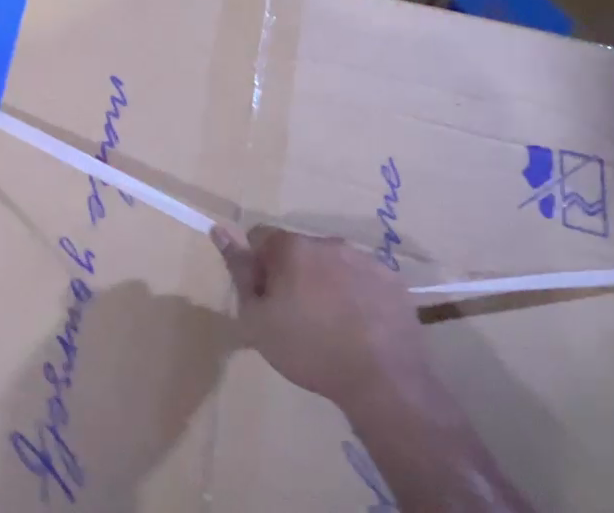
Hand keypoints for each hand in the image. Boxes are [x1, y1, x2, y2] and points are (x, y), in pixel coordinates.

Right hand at [211, 225, 430, 411]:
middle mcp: (329, 243)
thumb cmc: (308, 349)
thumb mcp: (256, 317)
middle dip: (292, 273)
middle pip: (297, 249)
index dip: (256, 266)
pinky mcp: (394, 282)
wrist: (383, 382)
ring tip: (331, 324)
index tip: (265, 298)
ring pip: (331, 263)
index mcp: (292, 247)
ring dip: (324, 282)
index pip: (259, 237)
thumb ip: (238, 271)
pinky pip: (363, 278)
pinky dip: (355, 294)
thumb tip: (219, 230)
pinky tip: (358, 327)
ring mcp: (366, 261)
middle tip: (295, 315)